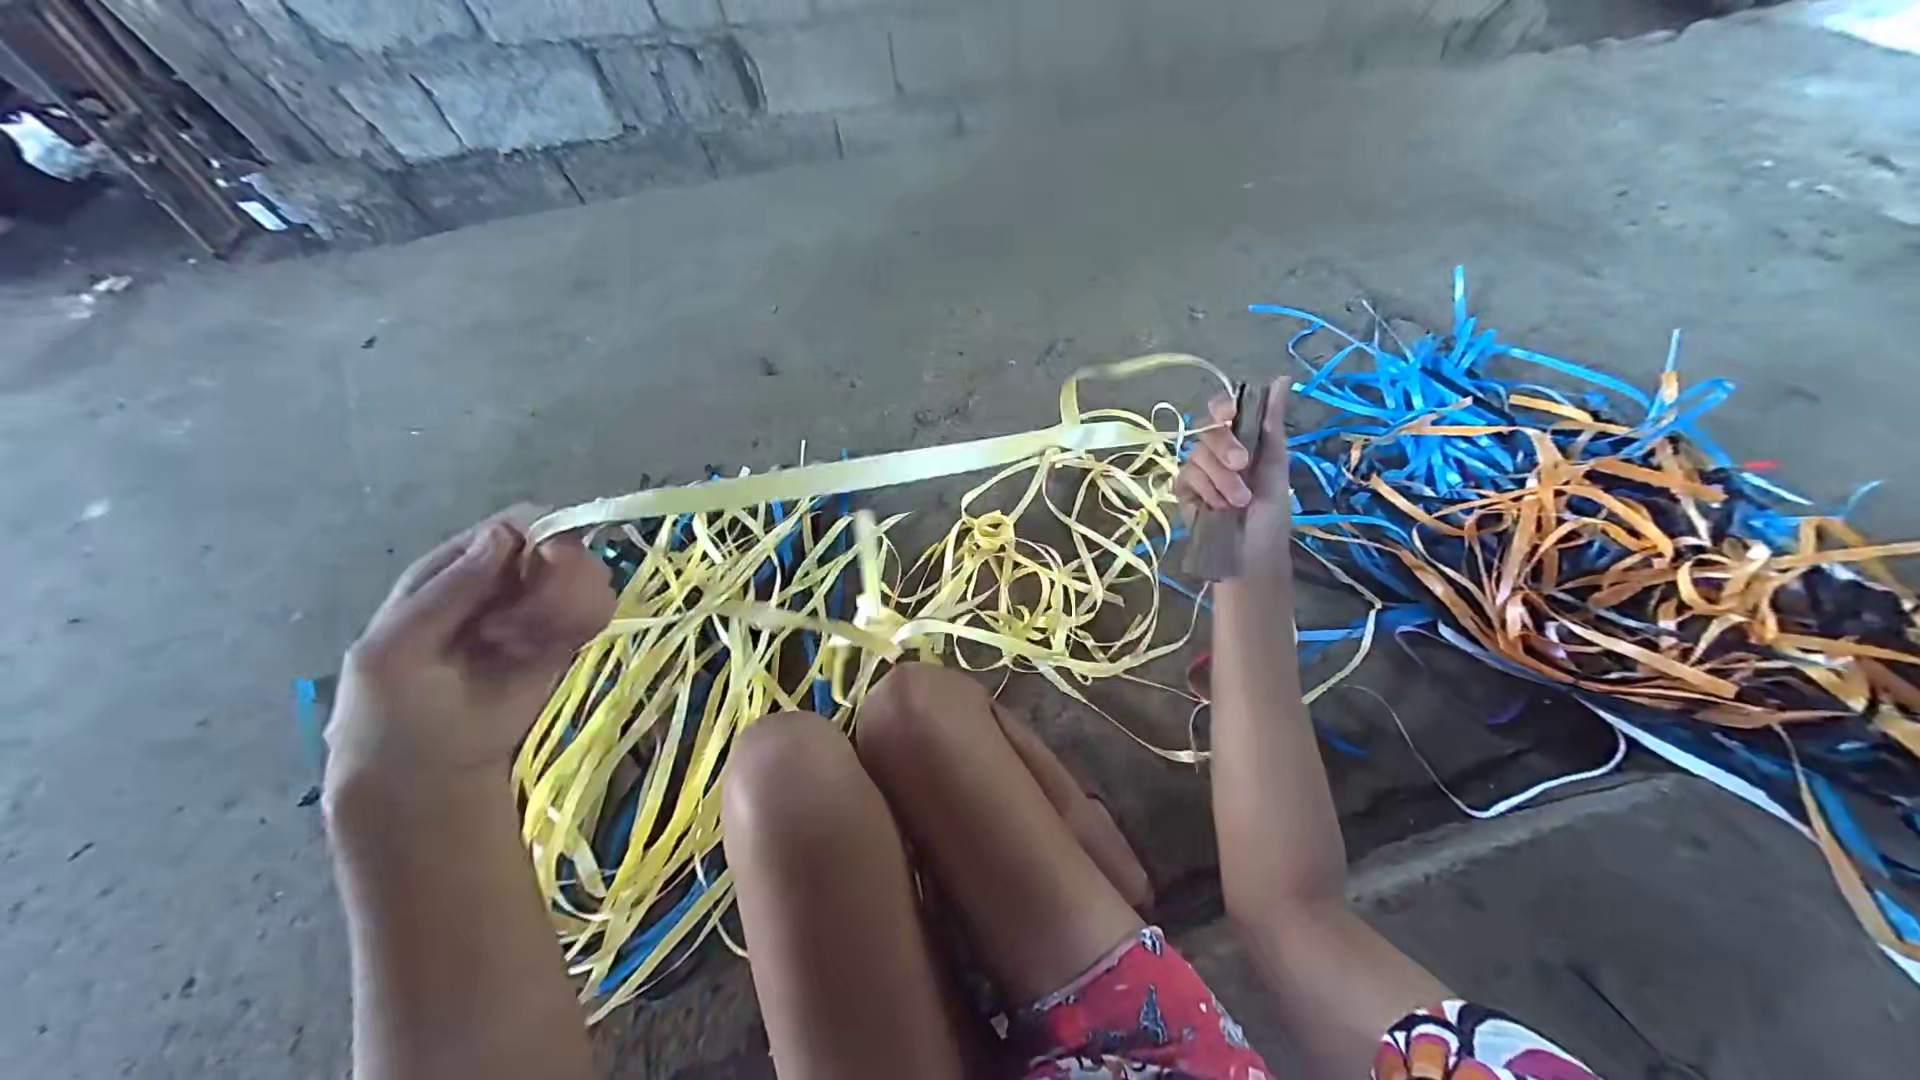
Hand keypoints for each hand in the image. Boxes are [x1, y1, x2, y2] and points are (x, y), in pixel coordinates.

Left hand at [325, 509, 614, 803]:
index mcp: (453, 570)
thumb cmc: (394, 715)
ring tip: (533, 648)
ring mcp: (538, 609)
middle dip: (554, 582)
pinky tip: (561, 651)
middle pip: (559, 546)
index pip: (512, 526)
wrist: (432, 778)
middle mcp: (502, 582)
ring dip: (568, 608)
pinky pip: (597, 609)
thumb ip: (446, 590)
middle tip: (525, 628)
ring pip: (586, 576)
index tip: (548, 563)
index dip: (537, 538)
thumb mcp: (395, 649)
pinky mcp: (567, 638)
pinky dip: (588, 622)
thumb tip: (507, 531)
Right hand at [1174, 377, 1292, 567]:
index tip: (1231, 414)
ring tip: (1239, 502)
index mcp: (1240, 439)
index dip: (1222, 407)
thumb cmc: (1271, 514)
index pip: (1221, 409)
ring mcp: (1197, 471)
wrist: (1252, 554)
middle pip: (1207, 429)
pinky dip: (1205, 491)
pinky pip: (1187, 478)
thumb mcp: (1276, 465)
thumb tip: (1279, 379)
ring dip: (1222, 479)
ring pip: (1198, 455)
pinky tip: (1217, 507)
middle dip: (1225, 446)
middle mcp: (1216, 452)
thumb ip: (1272, 423)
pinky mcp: (1183, 491)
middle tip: (1243, 466)